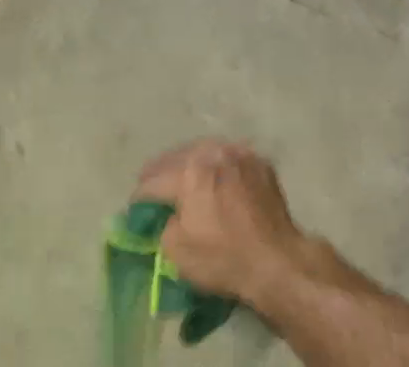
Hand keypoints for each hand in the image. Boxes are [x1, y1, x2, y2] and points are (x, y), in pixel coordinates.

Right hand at [134, 139, 312, 302]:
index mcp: (191, 172)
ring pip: (208, 150)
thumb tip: (168, 215)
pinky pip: (232, 157)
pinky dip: (218, 163)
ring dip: (191, 160)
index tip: (134, 206)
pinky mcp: (262, 164)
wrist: (275, 258)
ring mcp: (243, 155)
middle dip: (163, 168)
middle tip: (150, 180)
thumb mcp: (175, 249)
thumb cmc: (222, 256)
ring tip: (181, 173)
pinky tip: (215, 173)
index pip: (154, 180)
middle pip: (181, 156)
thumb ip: (164, 224)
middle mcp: (217, 154)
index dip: (140, 195)